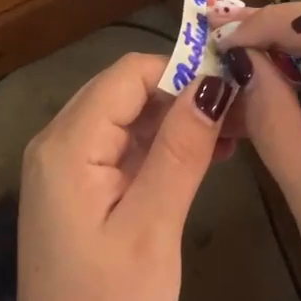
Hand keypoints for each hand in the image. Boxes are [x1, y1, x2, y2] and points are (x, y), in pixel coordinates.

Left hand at [18, 52, 235, 300]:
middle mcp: (57, 142)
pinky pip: (122, 148)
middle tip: (242, 108)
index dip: (179, 70)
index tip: (233, 84)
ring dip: (177, 120)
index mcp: (66, 145)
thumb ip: (179, 152)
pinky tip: (206, 155)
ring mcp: (65, 167)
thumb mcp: (150, 231)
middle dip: (183, 93)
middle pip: (125, 91)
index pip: (127, 75)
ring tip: (236, 130)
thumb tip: (213, 82)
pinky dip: (162, 147)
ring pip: (127, 117)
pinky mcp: (78, 191)